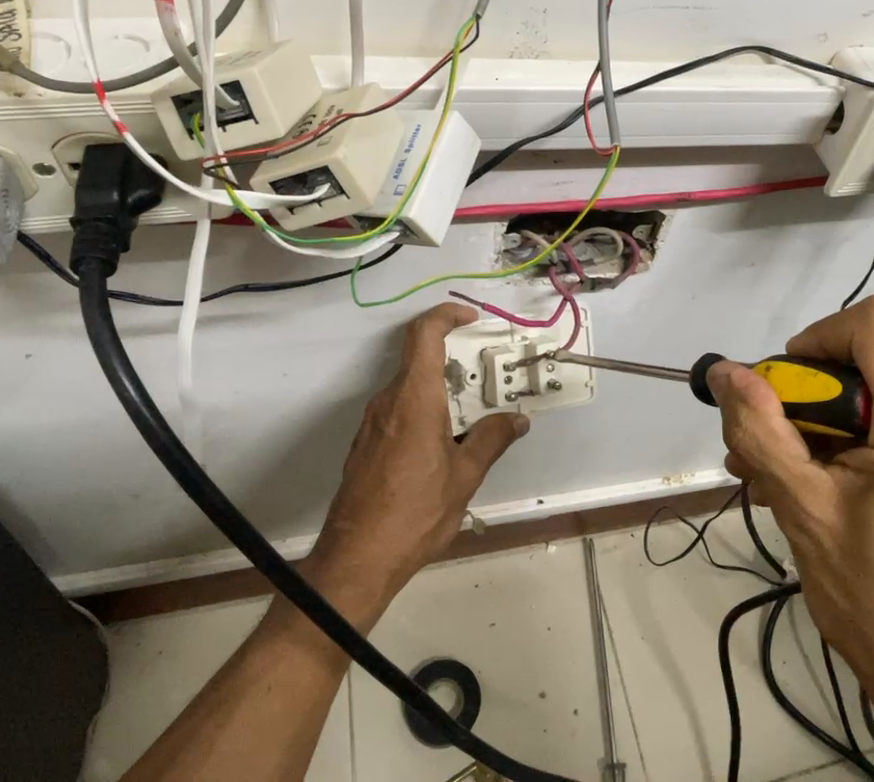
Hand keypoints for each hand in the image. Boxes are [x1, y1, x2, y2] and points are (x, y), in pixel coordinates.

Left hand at [307, 303, 528, 610]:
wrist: (356, 559)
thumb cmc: (415, 513)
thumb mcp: (464, 477)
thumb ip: (491, 440)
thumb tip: (516, 419)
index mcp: (414, 399)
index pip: (424, 335)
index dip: (446, 315)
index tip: (470, 318)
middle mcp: (388, 402)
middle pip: (418, 361)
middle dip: (455, 362)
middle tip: (488, 379)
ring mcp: (372, 424)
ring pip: (409, 390)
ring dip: (441, 391)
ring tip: (474, 417)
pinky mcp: (366, 446)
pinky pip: (399, 413)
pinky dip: (424, 413)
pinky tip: (444, 446)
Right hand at [713, 297, 873, 779]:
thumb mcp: (803, 510)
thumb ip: (760, 431)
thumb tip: (723, 372)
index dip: (818, 339)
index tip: (781, 390)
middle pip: (872, 366)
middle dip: (803, 399)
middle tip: (757, 451)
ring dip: (818, 431)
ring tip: (771, 482)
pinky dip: (849, 453)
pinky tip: (814, 497)